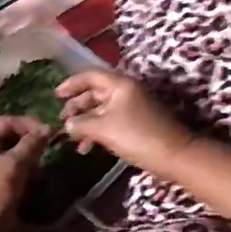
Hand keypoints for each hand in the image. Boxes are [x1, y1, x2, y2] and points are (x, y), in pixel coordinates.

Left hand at [0, 116, 52, 229]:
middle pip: (7, 135)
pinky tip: (36, 169)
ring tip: (44, 155)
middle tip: (48, 142)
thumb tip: (48, 128)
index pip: (4, 122)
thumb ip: (30, 144)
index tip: (47, 130)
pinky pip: (11, 165)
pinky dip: (24, 164)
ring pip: (11, 150)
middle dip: (28, 137)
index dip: (26, 123)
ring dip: (28, 151)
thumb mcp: (13, 165)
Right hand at [58, 70, 195, 171]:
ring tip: (73, 138)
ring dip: (85, 122)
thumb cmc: (137, 136)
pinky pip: (110, 121)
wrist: (174, 156)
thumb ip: (80, 124)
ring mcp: (131, 107)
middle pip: (94, 93)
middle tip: (62, 120)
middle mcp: (125, 92)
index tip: (56, 95)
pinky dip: (97, 130)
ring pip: (101, 109)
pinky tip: (87, 147)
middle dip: (76, 107)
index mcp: (119, 85)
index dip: (71, 84)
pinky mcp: (135, 123)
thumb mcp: (103, 129)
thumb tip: (67, 125)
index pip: (90, 76)